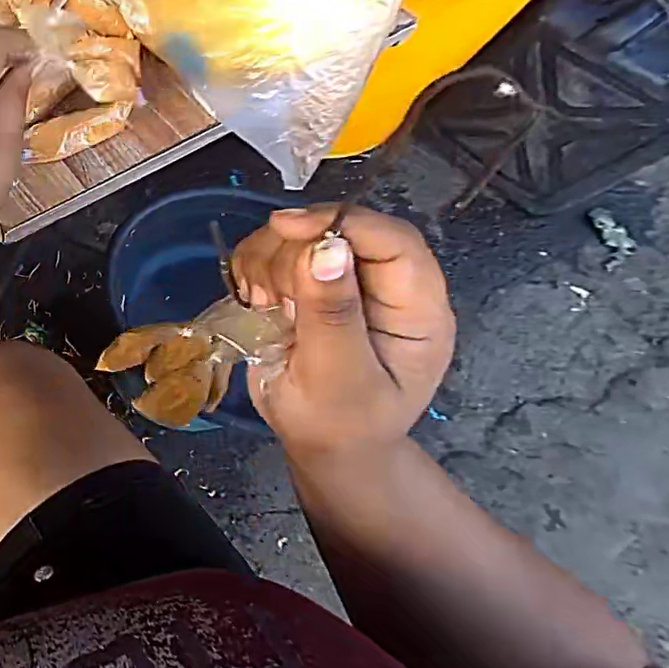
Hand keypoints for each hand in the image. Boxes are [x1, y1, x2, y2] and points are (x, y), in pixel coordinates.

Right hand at [231, 205, 454, 459]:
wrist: (322, 444)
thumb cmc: (338, 423)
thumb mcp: (338, 379)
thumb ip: (333, 316)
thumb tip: (327, 250)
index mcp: (417, 309)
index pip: (393, 241)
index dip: (342, 224)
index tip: (286, 227)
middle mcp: (384, 285)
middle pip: (339, 231)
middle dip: (293, 254)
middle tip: (270, 298)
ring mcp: (343, 281)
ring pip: (299, 234)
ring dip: (267, 262)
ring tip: (263, 304)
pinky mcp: (307, 282)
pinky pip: (273, 248)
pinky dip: (252, 267)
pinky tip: (254, 299)